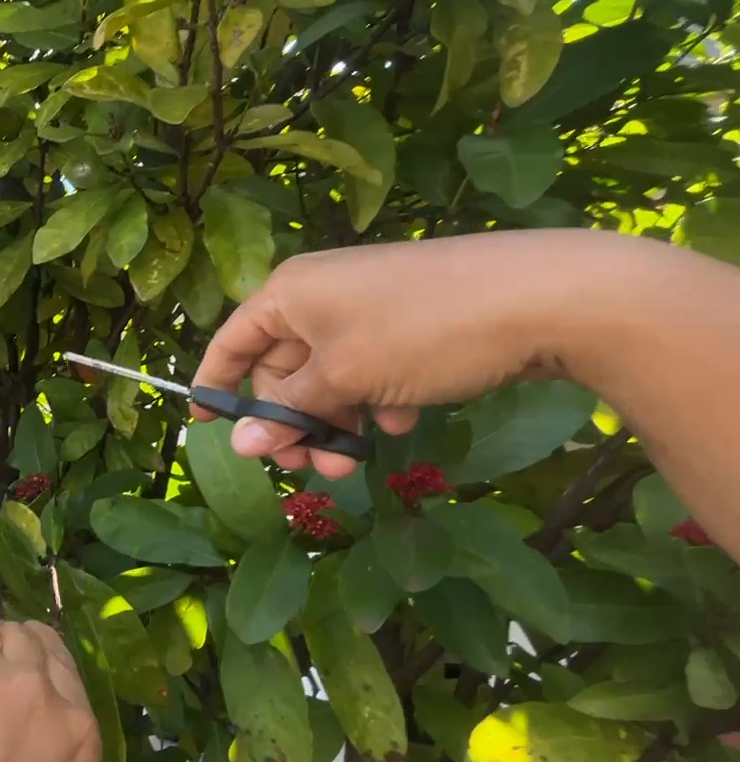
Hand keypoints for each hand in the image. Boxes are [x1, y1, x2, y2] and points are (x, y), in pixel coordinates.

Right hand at [190, 229, 628, 478]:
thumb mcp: (343, 378)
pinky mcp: (410, 319)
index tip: (205, 425)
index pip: (230, 343)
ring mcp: (367, 305)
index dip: (215, 385)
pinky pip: (369, 365)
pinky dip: (374, 398)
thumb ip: (286, 411)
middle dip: (291, 421)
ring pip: (327, 374)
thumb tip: (237, 445)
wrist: (556, 295)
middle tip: (303, 467)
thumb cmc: (421, 331)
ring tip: (352, 462)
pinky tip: (402, 421)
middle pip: (281, 367)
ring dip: (333, 420)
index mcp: (288, 295)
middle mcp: (319, 295)